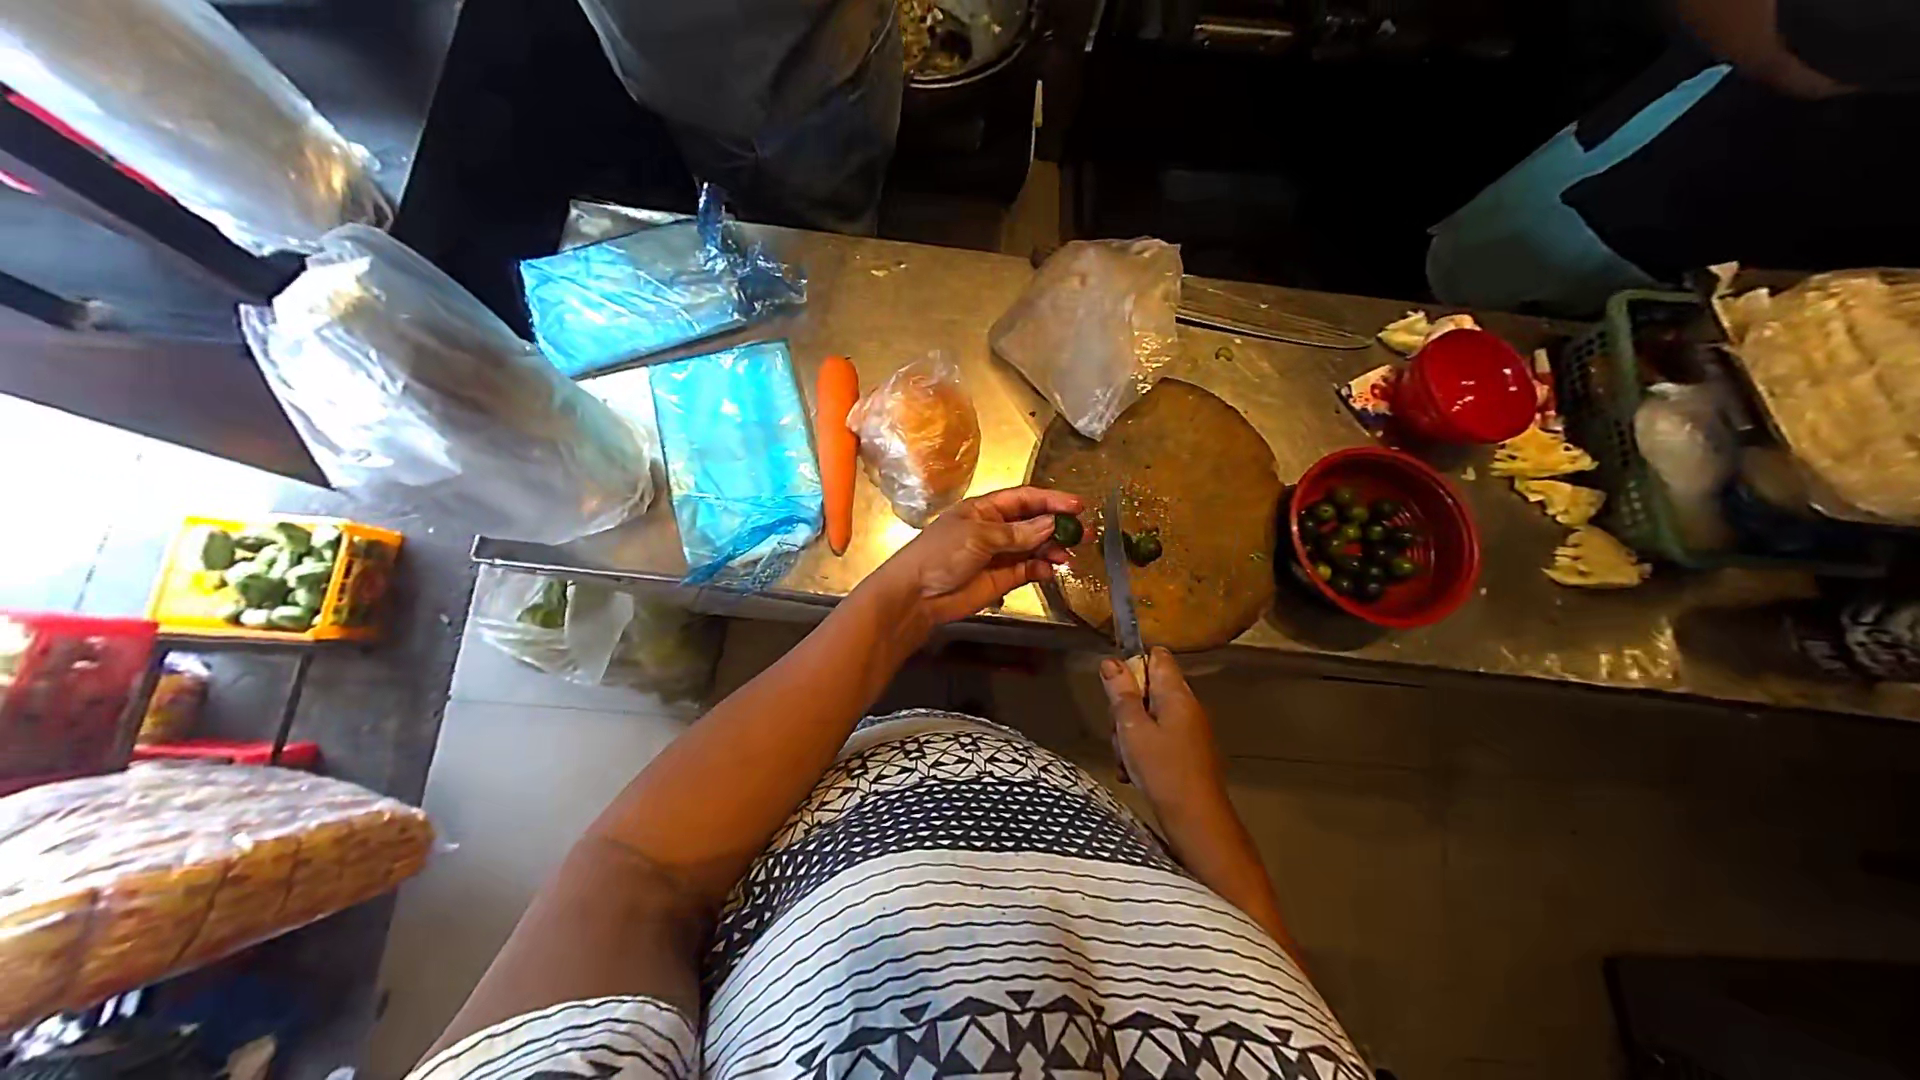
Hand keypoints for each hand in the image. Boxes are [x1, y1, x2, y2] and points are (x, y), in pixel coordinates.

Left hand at [870, 486, 1082, 629]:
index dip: (1051, 500)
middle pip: (1034, 523)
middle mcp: (995, 529)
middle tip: (1085, 533)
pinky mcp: (1002, 579)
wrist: (916, 595)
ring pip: (1035, 548)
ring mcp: (999, 555)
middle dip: (1059, 526)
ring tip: (1070, 555)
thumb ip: (1017, 532)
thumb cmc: (940, 555)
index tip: (1078, 506)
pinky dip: (1042, 569)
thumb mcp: (978, 536)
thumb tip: (1051, 524)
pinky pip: (1028, 570)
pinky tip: (1052, 570)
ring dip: (1053, 549)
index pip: (1025, 499)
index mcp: (985, 509)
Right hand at [1100, 647, 1231, 830]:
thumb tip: (1111, 661)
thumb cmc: (1163, 770)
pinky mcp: (1186, 752)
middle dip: (1125, 707)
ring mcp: (1188, 730)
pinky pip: (1157, 739)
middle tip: (1118, 732)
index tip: (1115, 686)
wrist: (1196, 819)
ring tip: (1125, 759)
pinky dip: (1141, 751)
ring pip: (1148, 717)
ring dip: (1129, 734)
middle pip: (1148, 689)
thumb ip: (1121, 693)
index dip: (1133, 663)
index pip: (1157, 657)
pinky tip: (1132, 773)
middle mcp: (1186, 706)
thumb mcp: (1132, 729)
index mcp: (1176, 694)